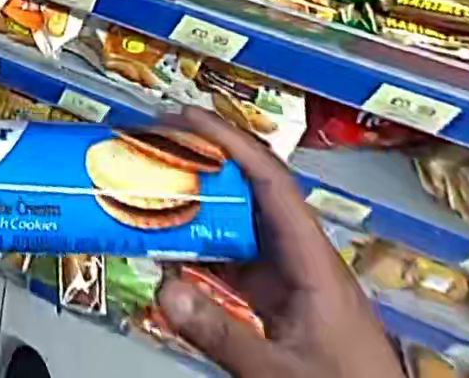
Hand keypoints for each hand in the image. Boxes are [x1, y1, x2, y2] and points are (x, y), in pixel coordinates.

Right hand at [156, 107, 401, 377]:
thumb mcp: (284, 375)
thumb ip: (223, 335)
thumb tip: (162, 289)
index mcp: (316, 265)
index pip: (272, 184)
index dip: (230, 142)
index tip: (186, 116)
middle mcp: (303, 262)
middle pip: (250, 193)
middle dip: (203, 161)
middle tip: (156, 141)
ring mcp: (291, 281)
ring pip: (237, 222)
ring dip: (195, 199)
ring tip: (152, 181)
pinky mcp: (279, 301)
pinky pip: (231, 254)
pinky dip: (196, 240)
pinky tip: (165, 242)